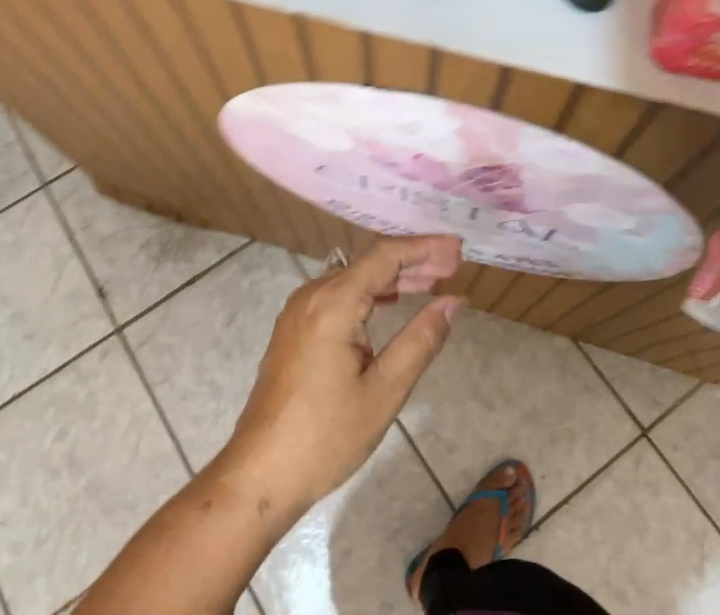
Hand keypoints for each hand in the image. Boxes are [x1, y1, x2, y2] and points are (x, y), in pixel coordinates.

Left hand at [212, 236, 464, 511]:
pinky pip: (336, 297)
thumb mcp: (384, 390)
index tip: (458, 248)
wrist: (261, 472)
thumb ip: (420, 340)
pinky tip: (391, 305)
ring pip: (351, 280)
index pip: (385, 257)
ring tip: (432, 282)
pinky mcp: (293, 332)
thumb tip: (451, 301)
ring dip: (391, 278)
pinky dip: (369, 295)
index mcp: (333, 304)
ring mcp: (297, 314)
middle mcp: (311, 297)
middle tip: (454, 265)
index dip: (424, 247)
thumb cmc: (327, 436)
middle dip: (412, 260)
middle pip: (367, 264)